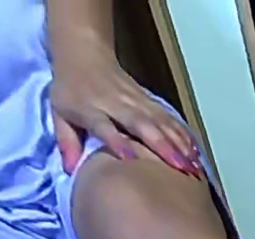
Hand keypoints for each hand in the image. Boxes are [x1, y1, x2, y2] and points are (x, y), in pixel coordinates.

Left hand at [49, 49, 203, 174]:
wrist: (84, 53)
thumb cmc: (71, 91)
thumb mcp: (58, 112)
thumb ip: (66, 141)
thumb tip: (69, 170)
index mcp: (90, 108)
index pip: (105, 126)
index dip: (117, 141)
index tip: (130, 160)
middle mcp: (115, 104)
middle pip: (141, 125)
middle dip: (162, 146)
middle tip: (180, 169)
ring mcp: (134, 101)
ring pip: (159, 122)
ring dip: (179, 144)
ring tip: (194, 166)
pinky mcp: (148, 100)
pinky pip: (168, 118)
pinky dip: (183, 135)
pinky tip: (196, 151)